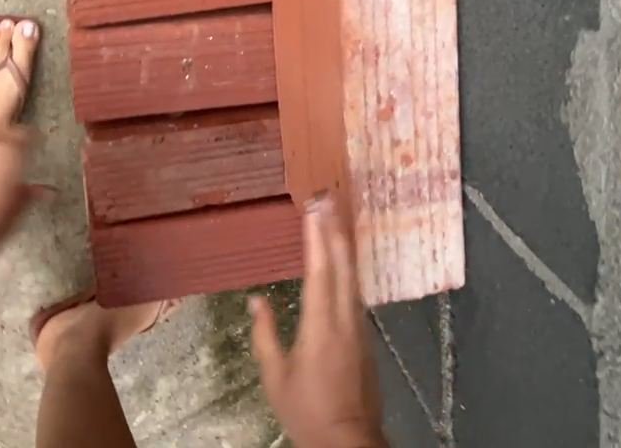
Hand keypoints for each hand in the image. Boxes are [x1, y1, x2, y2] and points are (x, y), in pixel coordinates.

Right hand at [250, 195, 384, 447]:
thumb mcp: (276, 377)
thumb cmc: (308, 410)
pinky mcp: (365, 336)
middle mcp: (344, 317)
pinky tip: (342, 257)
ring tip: (334, 216)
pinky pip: (355, 289)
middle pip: (342, 263)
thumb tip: (256, 298)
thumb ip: (265, 334)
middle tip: (326, 196)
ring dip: (342, 242)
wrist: (350, 442)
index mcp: (320, 324)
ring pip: (352, 274)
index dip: (316, 235)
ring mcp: (359, 326)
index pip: (319, 269)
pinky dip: (347, 265)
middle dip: (334, 227)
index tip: (313, 206)